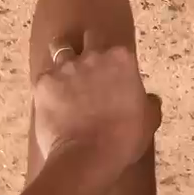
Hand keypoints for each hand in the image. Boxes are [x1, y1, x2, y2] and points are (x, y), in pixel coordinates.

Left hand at [32, 45, 160, 180]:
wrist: (87, 157)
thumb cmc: (124, 138)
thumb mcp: (148, 120)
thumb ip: (149, 102)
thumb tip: (149, 98)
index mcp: (121, 59)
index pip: (117, 48)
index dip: (115, 61)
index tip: (114, 75)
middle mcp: (93, 55)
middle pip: (90, 37)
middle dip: (89, 47)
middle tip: (90, 68)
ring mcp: (66, 66)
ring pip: (61, 47)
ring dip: (64, 58)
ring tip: (64, 75)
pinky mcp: (44, 82)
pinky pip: (44, 77)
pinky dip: (47, 86)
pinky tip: (50, 101)